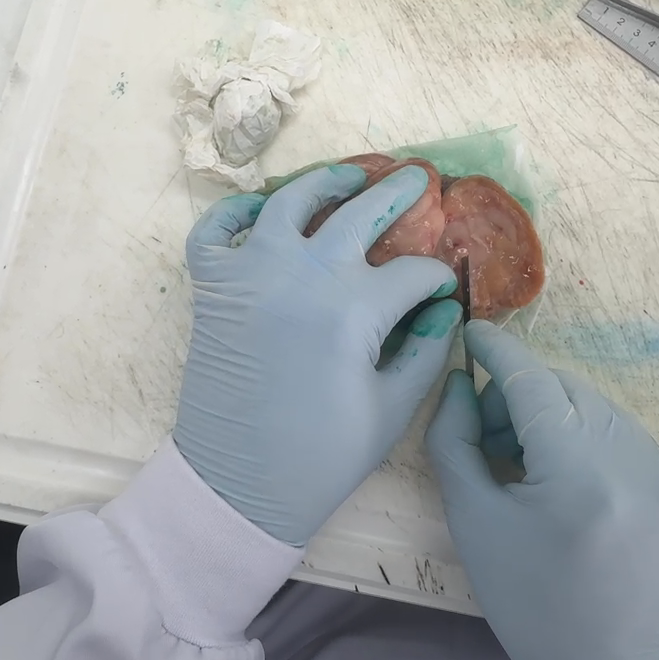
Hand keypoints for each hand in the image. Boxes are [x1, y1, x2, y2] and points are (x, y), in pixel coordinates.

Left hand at [174, 163, 461, 546]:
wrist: (237, 484)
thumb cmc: (322, 455)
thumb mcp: (392, 409)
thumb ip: (426, 350)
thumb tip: (445, 308)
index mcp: (353, 308)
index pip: (412, 273)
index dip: (436, 277)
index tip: (443, 283)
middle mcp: (303, 274)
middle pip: (360, 213)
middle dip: (397, 193)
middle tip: (416, 177)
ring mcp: (251, 272)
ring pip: (289, 202)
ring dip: (323, 182)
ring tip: (347, 175)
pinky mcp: (213, 286)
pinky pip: (214, 231)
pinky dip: (233, 212)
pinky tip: (260, 209)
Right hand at [426, 321, 658, 659]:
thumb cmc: (528, 601)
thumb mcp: (470, 518)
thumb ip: (453, 437)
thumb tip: (463, 380)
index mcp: (579, 475)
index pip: (531, 380)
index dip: (498, 350)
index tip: (473, 331)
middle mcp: (637, 463)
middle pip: (563, 388)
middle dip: (520, 398)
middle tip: (492, 439)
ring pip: (596, 407)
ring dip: (557, 418)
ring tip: (534, 467)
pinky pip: (628, 434)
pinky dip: (595, 441)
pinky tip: (580, 484)